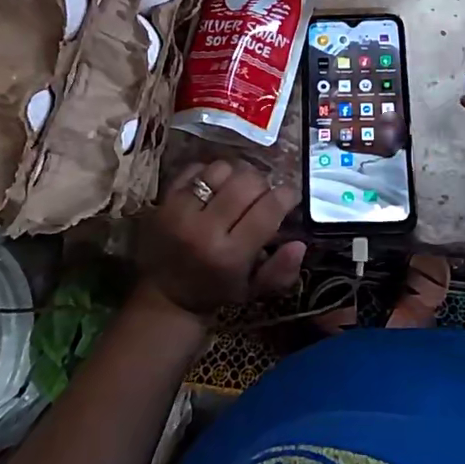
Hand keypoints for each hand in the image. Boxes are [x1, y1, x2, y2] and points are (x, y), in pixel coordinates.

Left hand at [137, 160, 306, 319]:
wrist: (164, 295)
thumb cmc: (216, 291)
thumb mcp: (253, 290)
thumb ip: (281, 270)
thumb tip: (300, 243)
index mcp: (230, 255)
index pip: (268, 210)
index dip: (286, 196)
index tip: (290, 196)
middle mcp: (204, 230)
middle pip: (247, 182)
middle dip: (263, 184)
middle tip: (263, 195)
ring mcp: (180, 211)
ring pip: (222, 169)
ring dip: (237, 175)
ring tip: (238, 189)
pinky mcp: (165, 200)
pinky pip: (196, 168)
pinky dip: (210, 173)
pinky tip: (215, 187)